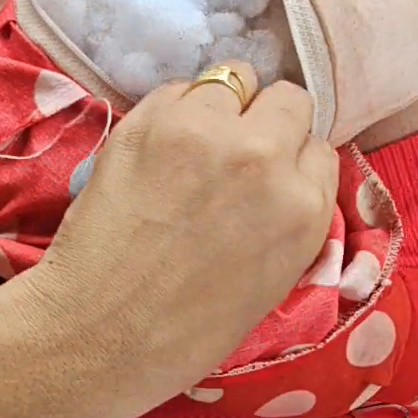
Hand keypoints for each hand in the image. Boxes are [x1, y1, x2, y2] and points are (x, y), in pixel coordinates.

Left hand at [0, 66, 334, 417]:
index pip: (319, 148)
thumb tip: (281, 177)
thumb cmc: (184, 334)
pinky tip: (152, 154)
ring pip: (232, 81)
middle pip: (288, 100)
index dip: (290, 161)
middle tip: (229, 155)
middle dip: (264, 123)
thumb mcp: (271, 283)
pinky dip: (170, 112)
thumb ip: (288, 218)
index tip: (264, 178)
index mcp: (304, 210)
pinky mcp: (149, 121)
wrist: (98, 337)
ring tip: (186, 150)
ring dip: (217, 110)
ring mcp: (204, 132)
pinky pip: (177, 89)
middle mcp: (264, 158)